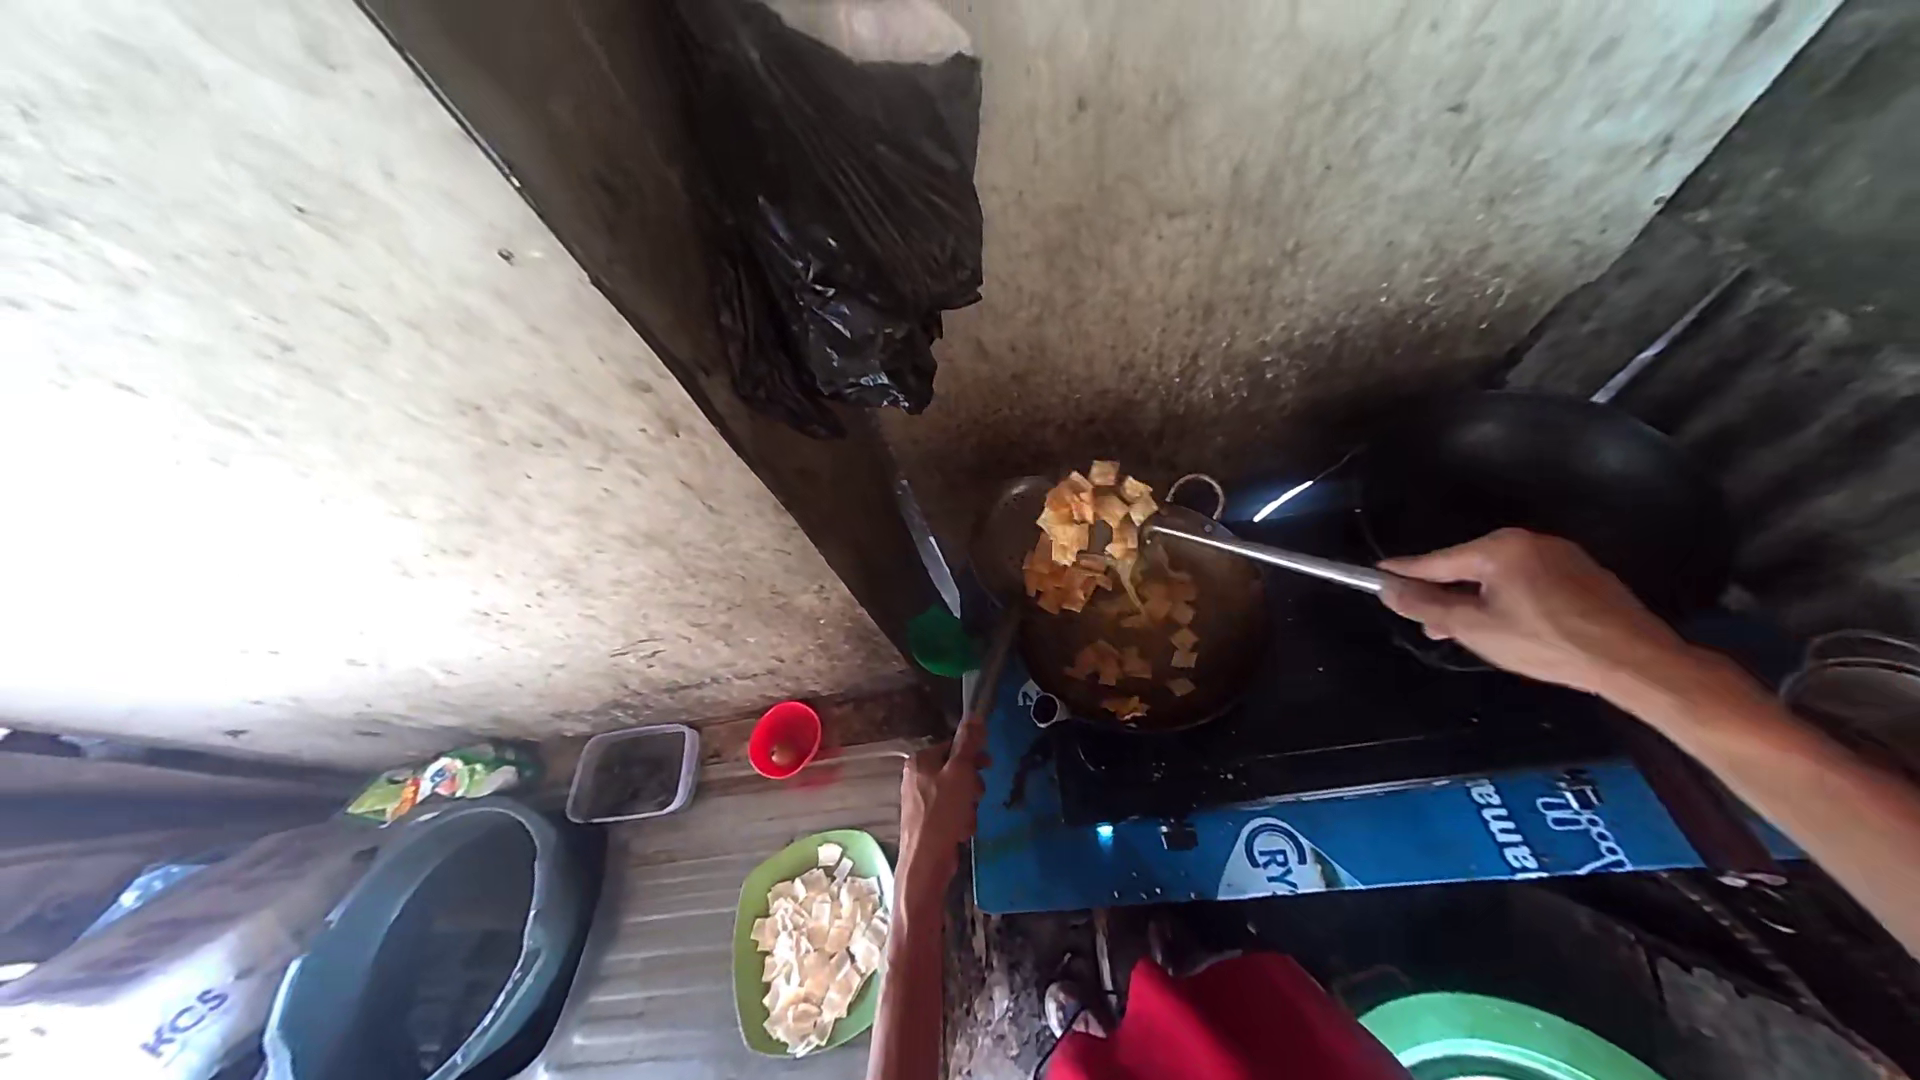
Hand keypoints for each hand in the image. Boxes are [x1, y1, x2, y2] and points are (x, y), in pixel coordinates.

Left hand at [897, 711, 988, 891]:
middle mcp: (917, 777)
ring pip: (957, 793)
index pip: (953, 746)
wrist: (926, 864)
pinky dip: (960, 821)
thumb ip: (968, 744)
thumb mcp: (960, 774)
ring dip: (968, 806)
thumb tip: (975, 715)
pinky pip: (951, 812)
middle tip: (974, 797)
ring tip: (965, 820)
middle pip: (957, 770)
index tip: (987, 766)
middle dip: (971, 786)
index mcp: (920, 760)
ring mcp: (920, 800)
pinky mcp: (927, 822)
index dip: (973, 756)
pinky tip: (960, 833)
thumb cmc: (941, 814)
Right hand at [1377, 528, 1687, 695]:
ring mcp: (1560, 556)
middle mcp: (1529, 542)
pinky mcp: (1581, 575)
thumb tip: (1387, 588)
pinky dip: (1504, 599)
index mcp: (1499, 548)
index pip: (1435, 560)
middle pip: (1466, 567)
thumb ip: (1423, 605)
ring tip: (1463, 630)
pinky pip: (1525, 581)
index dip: (1403, 571)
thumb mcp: (1471, 627)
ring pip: (1495, 577)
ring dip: (1473, 600)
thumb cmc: (1545, 643)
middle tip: (1428, 624)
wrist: (1637, 663)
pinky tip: (1504, 626)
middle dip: (1443, 595)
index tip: (1376, 573)